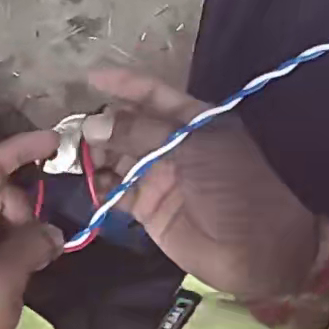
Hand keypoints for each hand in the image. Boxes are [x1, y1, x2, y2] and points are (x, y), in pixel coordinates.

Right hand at [84, 69, 318, 302]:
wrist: (256, 250)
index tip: (90, 78)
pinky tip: (87, 183)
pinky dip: (99, 187)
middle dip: (101, 126)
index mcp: (192, 121)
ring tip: (74, 158)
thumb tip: (92, 125)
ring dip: (96, 156)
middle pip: (127, 127)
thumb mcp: (192, 149)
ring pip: (117, 158)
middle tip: (71, 132)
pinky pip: (115, 191)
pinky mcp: (147, 207)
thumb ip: (140, 133)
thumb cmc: (233, 188)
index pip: (152, 95)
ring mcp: (158, 176)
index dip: (123, 84)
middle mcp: (171, 145)